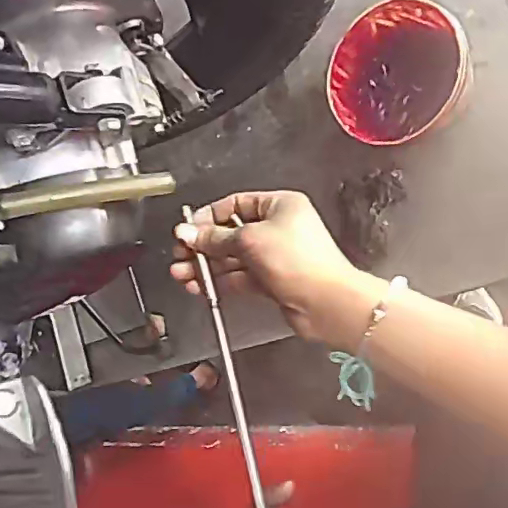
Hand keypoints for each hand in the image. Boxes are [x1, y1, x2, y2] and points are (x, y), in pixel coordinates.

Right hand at [168, 191, 383, 346]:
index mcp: (280, 206)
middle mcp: (278, 228)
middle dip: (202, 245)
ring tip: (183, 274)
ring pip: (232, 258)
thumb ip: (215, 237)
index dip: (208, 216)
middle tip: (181, 255)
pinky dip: (219, 281)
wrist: (326, 303)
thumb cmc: (303, 263)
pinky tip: (199, 285)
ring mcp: (275, 256)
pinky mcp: (272, 280)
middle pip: (230, 232)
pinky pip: (239, 277)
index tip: (188, 230)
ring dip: (206, 266)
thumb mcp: (250, 240)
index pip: (235, 204)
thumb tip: (189, 233)